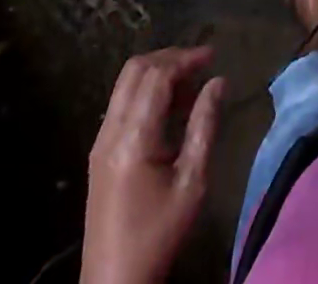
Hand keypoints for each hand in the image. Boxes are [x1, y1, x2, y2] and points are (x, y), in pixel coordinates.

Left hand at [83, 47, 225, 283]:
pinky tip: (170, 108)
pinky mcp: (99, 150)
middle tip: (201, 65)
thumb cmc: (159, 233)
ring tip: (191, 87)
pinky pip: (121, 102)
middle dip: (169, 58)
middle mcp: (110, 130)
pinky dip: (146, 91)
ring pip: (125, 83)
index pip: (156, 76)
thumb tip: (218, 81)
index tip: (212, 55)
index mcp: (133, 138)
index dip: (184, 59)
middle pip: (135, 70)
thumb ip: (204, 125)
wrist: (114, 280)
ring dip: (157, 73)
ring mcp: (100, 139)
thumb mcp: (193, 182)